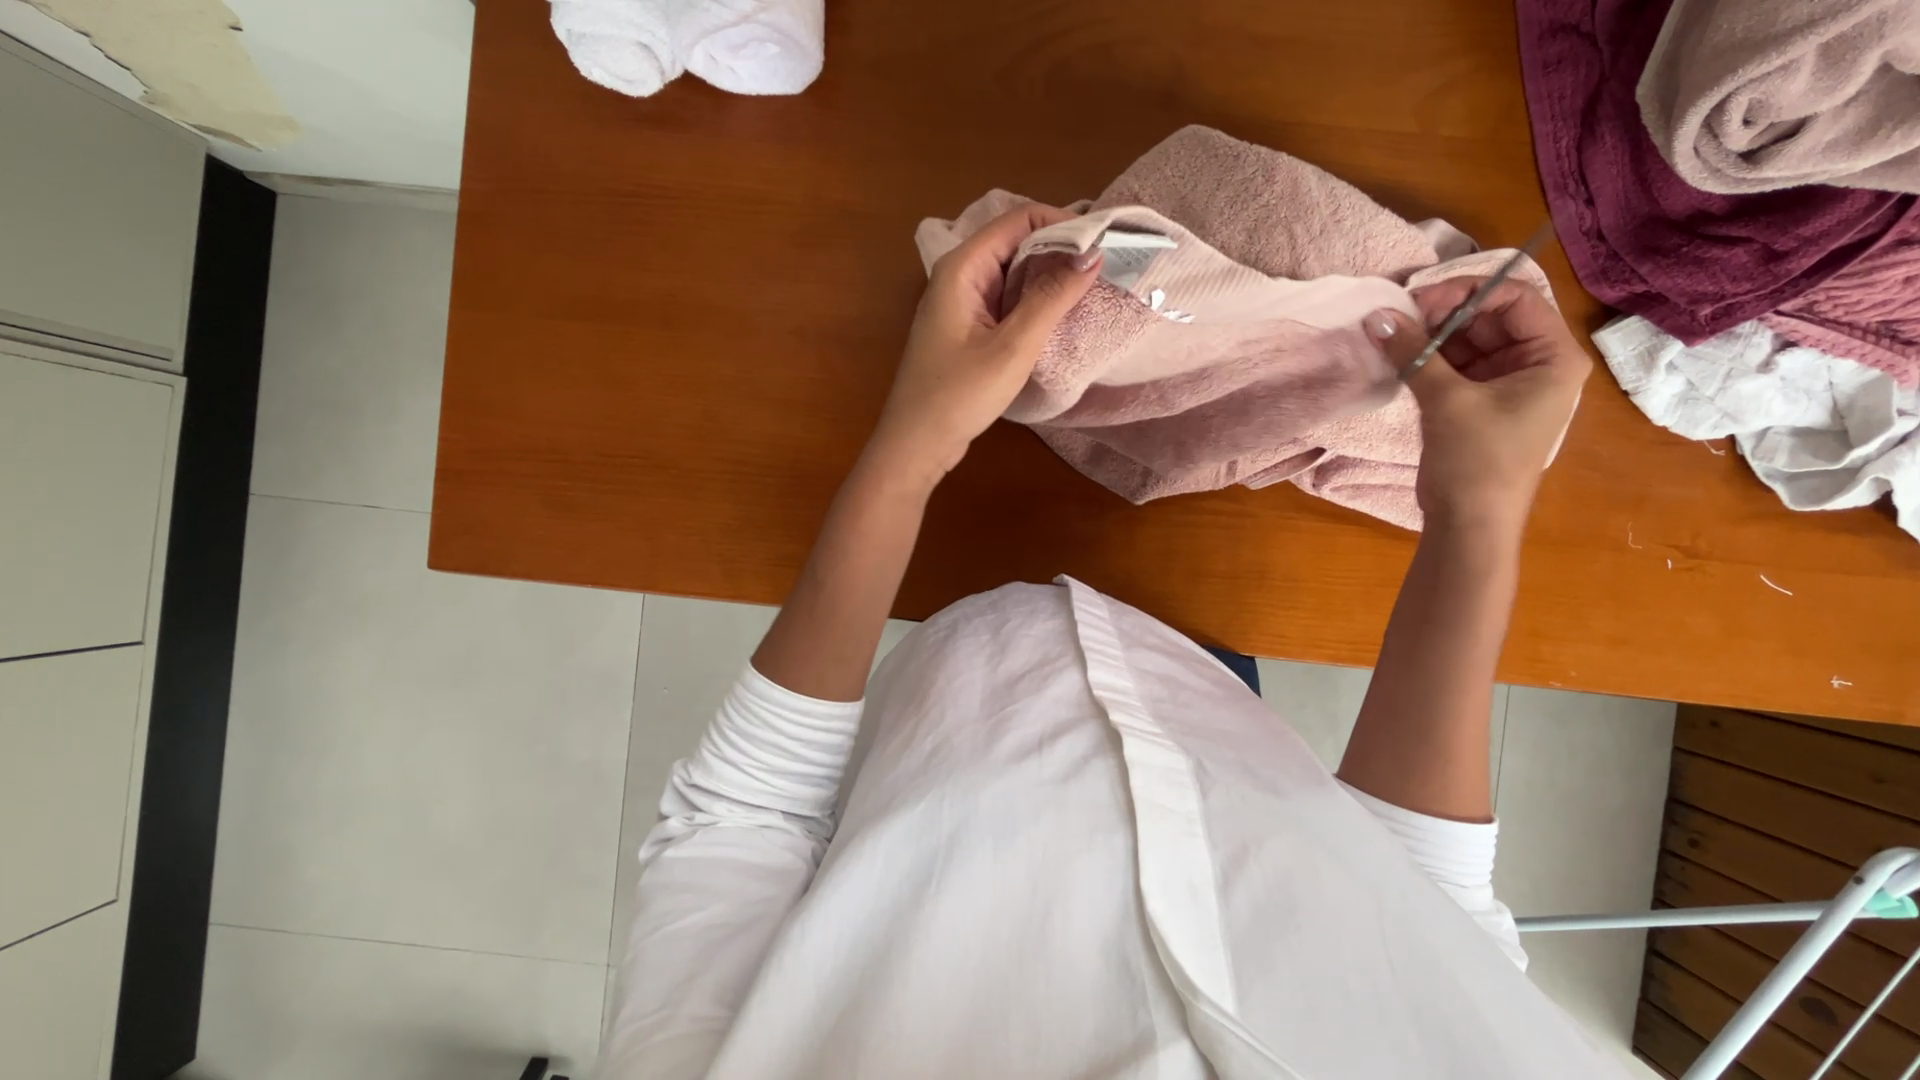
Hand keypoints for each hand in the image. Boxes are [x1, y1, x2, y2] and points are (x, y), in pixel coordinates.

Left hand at [865, 204, 1101, 489]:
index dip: (1063, 224)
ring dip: (1049, 276)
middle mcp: (958, 275)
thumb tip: (1093, 253)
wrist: (916, 444)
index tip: (1103, 244)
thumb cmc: (958, 395)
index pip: (1019, 219)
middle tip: (1105, 266)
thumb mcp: (1012, 347)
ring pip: (1013, 272)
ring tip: (1092, 287)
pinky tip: (1060, 314)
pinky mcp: (966, 327)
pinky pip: (1006, 298)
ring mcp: (960, 302)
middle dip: (1060, 249)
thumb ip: (1052, 297)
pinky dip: (1033, 300)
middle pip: (1016, 241)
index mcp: (962, 267)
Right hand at [1366, 278, 1591, 534]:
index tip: (1419, 300)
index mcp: (1553, 357)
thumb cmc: (1477, 460)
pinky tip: (1399, 356)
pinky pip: (1455, 366)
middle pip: (1489, 318)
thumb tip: (1376, 315)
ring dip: (1431, 337)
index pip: (1515, 299)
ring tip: (1392, 336)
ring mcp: (1506, 384)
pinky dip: (1428, 359)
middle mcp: (1536, 363)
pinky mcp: (1479, 402)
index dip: (1467, 292)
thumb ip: (1412, 352)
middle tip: (1398, 318)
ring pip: (1468, 342)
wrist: (1470, 523)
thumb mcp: (1446, 400)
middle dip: (1443, 315)